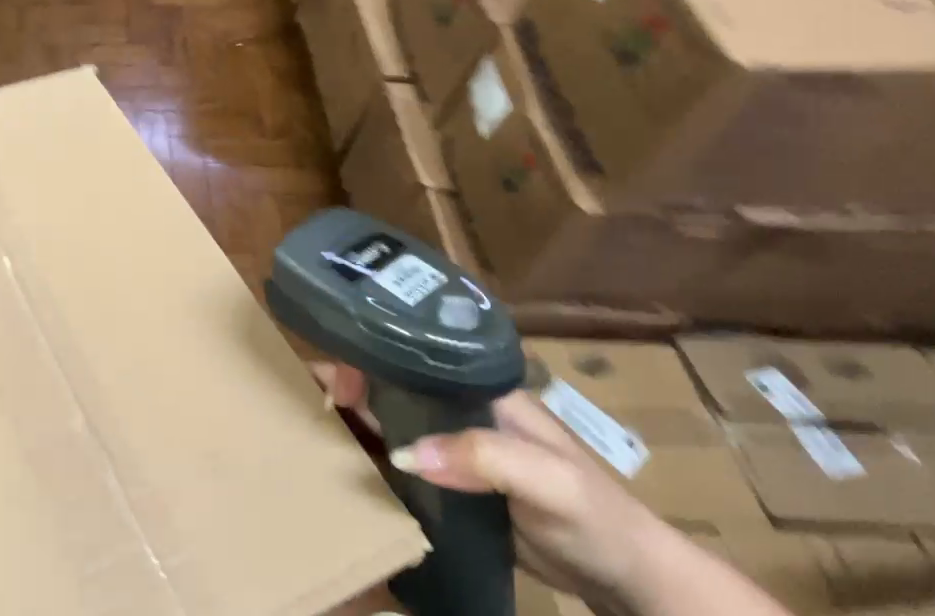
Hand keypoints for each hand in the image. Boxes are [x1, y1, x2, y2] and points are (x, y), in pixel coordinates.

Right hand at [313, 363, 672, 607]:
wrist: (625, 576)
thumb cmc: (595, 516)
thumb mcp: (549, 481)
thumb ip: (483, 457)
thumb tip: (403, 453)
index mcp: (483, 391)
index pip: (414, 358)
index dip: (369, 357)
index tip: (334, 379)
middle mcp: (463, 410)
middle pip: (394, 385)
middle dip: (350, 384)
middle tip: (309, 402)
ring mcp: (457, 447)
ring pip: (392, 420)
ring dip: (355, 420)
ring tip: (310, 427)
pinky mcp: (453, 483)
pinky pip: (401, 460)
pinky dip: (371, 457)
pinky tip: (343, 464)